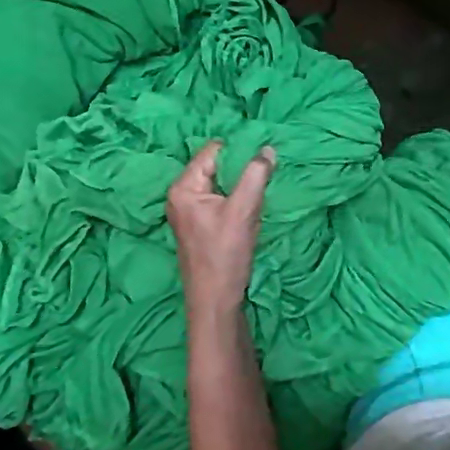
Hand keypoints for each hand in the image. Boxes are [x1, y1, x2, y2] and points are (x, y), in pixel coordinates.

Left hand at [167, 141, 275, 316]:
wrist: (216, 301)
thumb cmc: (225, 254)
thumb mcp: (244, 210)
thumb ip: (256, 174)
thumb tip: (267, 149)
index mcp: (184, 187)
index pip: (213, 151)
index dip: (239, 149)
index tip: (265, 150)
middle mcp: (181, 195)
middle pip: (216, 166)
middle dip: (242, 166)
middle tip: (268, 166)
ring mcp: (189, 211)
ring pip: (221, 183)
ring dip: (242, 183)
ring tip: (264, 184)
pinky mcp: (200, 224)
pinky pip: (221, 198)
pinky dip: (238, 198)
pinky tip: (253, 205)